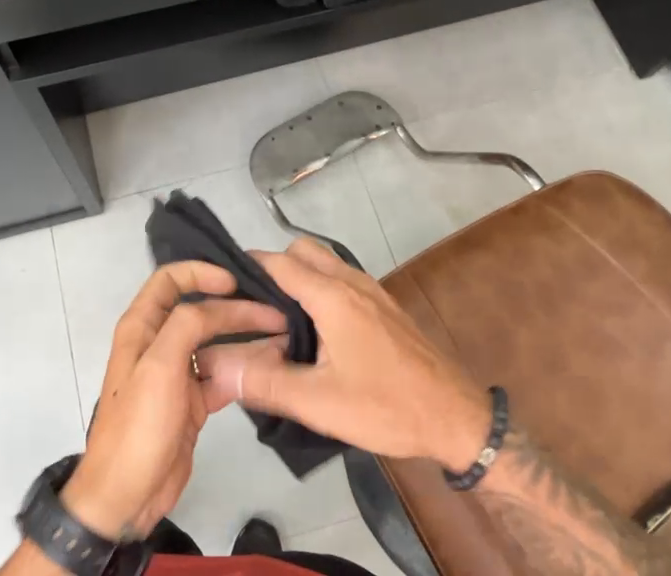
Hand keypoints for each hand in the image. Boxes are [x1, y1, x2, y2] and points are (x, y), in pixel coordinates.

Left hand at [59, 262, 287, 539]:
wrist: (127, 495)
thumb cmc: (139, 425)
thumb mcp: (159, 367)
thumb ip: (186, 326)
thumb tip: (218, 305)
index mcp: (141, 328)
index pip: (168, 280)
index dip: (200, 272)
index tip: (235, 282)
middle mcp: (158, 344)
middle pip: (199, 310)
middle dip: (235, 307)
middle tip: (275, 312)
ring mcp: (176, 374)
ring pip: (214, 343)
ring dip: (244, 338)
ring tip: (282, 336)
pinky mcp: (192, 403)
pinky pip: (222, 376)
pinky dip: (244, 370)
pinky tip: (270, 369)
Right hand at [198, 238, 493, 473]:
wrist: (456, 419)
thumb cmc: (385, 407)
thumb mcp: (319, 404)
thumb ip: (264, 382)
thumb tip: (214, 365)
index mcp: (333, 297)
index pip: (278, 262)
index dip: (247, 269)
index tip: (222, 288)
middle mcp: (352, 282)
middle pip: (302, 252)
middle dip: (274, 270)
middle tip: (253, 309)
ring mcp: (373, 292)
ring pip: (326, 264)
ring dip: (300, 279)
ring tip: (279, 321)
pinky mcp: (386, 307)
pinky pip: (343, 280)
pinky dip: (322, 289)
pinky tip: (316, 332)